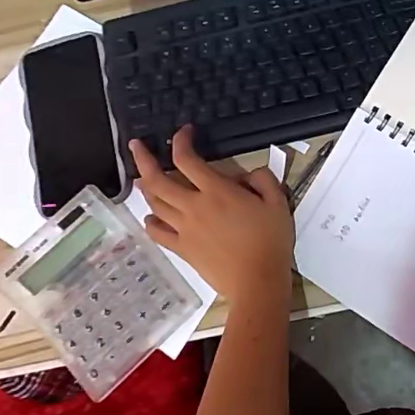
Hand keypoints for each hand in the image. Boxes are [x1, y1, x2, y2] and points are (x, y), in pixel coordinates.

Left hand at [129, 126, 294, 306]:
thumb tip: (250, 174)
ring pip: (154, 203)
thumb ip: (264, 180)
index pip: (187, 159)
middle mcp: (194, 206)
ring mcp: (184, 229)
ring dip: (145, 187)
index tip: (184, 132)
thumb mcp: (278, 203)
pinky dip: (151, 221)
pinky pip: (157, 233)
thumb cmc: (270, 241)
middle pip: (157, 179)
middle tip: (136, 146)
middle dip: (143, 158)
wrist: (257, 281)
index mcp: (216, 191)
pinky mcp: (183, 249)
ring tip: (142, 178)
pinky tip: (152, 217)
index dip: (181, 141)